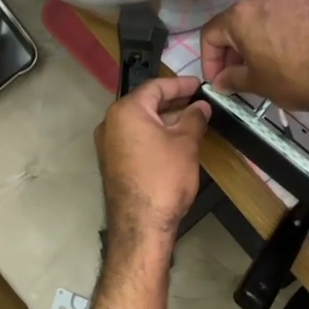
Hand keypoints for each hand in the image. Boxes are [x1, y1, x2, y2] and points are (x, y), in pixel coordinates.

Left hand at [95, 75, 210, 241]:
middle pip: (144, 104)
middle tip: (197, 102)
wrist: (141, 224)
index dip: (180, 84)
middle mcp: (110, 123)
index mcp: (125, 111)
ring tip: (191, 122)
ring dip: (164, 121)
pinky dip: (153, 136)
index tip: (199, 85)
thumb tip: (200, 106)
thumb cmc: (164, 178)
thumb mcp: (185, 144)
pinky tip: (173, 142)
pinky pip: (134, 140)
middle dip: (172, 103)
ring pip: (139, 123)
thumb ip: (194, 118)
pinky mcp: (112, 163)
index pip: (155, 87)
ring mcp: (107, 145)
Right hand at [200, 0, 308, 115]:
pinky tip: (290, 54)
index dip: (209, 60)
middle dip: (233, 50)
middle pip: (236, 22)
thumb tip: (221, 81)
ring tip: (265, 65)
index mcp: (241, 15)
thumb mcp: (257, 84)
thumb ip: (232, 79)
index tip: (217, 80)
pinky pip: (286, 16)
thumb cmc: (296, 78)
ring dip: (256, 40)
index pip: (210, 34)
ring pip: (262, 17)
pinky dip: (279, 33)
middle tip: (238, 75)